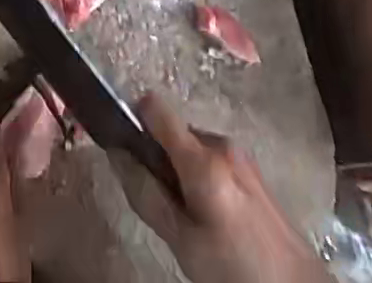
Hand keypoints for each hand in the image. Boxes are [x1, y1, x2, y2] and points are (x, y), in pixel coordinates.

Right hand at [111, 93, 328, 282]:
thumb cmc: (238, 271)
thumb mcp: (182, 242)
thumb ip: (145, 193)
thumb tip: (115, 153)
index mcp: (202, 158)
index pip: (153, 106)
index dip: (133, 119)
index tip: (129, 150)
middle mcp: (223, 146)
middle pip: (172, 132)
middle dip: (159, 158)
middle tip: (164, 202)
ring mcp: (244, 159)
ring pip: (192, 149)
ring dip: (181, 171)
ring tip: (191, 216)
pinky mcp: (256, 175)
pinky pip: (213, 162)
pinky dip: (202, 180)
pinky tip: (214, 219)